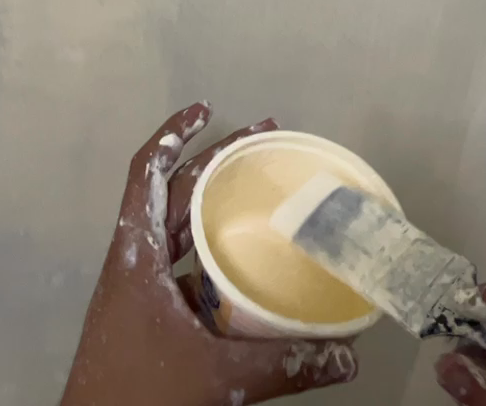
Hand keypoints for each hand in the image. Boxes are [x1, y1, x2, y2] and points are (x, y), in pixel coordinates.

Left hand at [59, 103, 358, 405]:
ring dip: (213, 204)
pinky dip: (213, 253)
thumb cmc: (139, 394)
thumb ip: (281, 365)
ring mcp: (141, 288)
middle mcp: (137, 260)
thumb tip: (348, 356)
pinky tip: (246, 263)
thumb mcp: (214, 377)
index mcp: (137, 254)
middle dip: (214, 161)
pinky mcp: (150, 315)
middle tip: (261, 141)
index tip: (207, 108)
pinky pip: (186, 267)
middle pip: (174, 192)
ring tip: (259, 191)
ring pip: (180, 229)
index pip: (148, 172)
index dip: (174, 133)